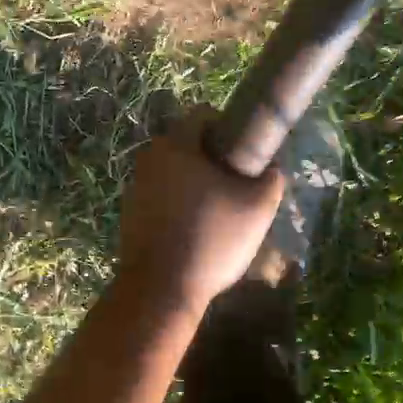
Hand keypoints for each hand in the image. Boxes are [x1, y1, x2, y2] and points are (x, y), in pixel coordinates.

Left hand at [114, 110, 285, 313]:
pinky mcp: (131, 210)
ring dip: (196, 183)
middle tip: (237, 187)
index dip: (229, 127)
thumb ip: (270, 180)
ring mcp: (137, 183)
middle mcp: (150, 155)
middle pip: (188, 143)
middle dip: (213, 159)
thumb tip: (271, 168)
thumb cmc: (211, 238)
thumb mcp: (256, 209)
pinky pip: (162, 194)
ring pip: (175, 170)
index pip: (203, 114)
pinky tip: (195, 232)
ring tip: (220, 214)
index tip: (246, 154)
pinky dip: (179, 204)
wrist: (160, 288)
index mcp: (176, 144)